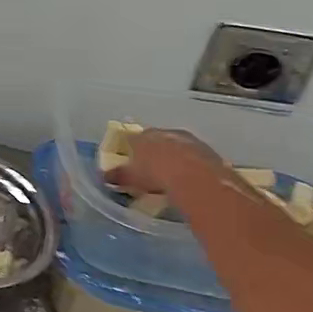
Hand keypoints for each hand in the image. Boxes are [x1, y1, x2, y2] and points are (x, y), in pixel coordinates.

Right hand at [101, 128, 228, 194]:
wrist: (196, 179)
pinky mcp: (207, 150)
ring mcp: (188, 139)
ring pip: (176, 145)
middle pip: (155, 139)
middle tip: (150, 166)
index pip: (130, 138)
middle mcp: (164, 133)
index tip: (128, 159)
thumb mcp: (130, 179)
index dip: (129, 148)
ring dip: (173, 155)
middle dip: (152, 150)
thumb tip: (105, 176)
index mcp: (142, 136)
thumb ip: (117, 176)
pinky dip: (190, 163)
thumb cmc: (156, 175)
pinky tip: (189, 176)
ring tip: (170, 173)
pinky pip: (194, 155)